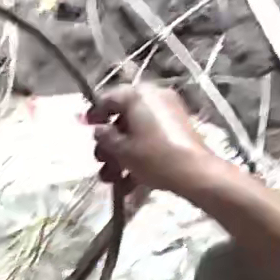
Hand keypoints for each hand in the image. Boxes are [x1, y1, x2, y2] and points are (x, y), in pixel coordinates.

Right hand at [87, 86, 233, 195]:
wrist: (195, 173)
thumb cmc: (154, 157)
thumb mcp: (122, 150)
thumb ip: (105, 137)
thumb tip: (99, 130)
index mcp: (138, 95)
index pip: (108, 99)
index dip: (93, 115)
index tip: (84, 128)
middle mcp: (154, 99)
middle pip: (123, 120)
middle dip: (109, 146)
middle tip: (101, 163)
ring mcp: (169, 115)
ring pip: (137, 134)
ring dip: (122, 158)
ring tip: (112, 181)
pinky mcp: (179, 133)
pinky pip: (152, 141)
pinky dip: (140, 158)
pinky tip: (130, 185)